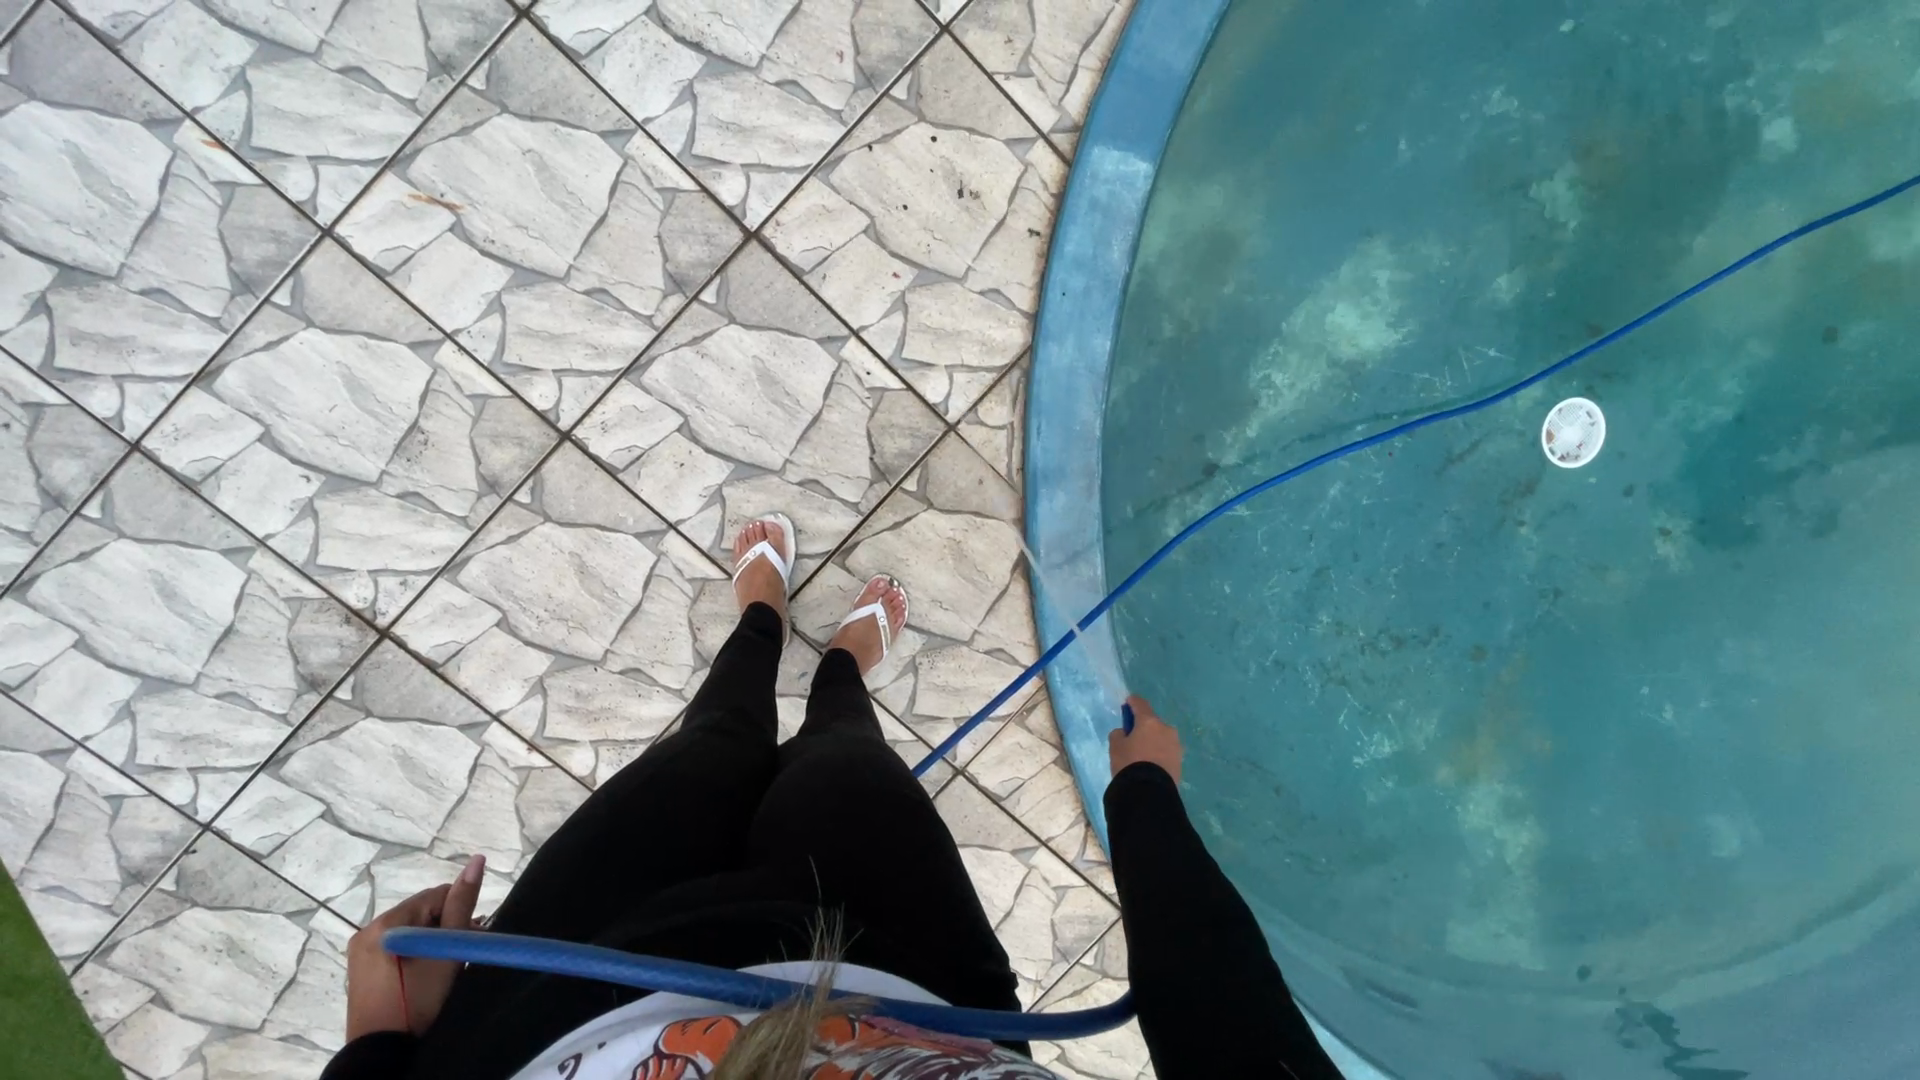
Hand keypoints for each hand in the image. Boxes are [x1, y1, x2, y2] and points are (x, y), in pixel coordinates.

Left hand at [346, 854, 485, 1038]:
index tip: (469, 936)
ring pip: (413, 928)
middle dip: (447, 924)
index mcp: (387, 923)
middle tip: (463, 950)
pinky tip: (429, 969)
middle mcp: (368, 931)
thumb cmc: (419, 998)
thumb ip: (461, 904)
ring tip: (449, 962)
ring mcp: (361, 951)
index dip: (458, 911)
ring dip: (436, 938)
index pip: (436, 895)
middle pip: (423, 911)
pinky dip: (419, 950)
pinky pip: (399, 944)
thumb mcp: (448, 950)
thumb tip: (477, 860)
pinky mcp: (362, 968)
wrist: (382, 1052)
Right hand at [1109, 695, 1182, 783]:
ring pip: (1161, 737)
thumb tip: (1125, 733)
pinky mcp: (1180, 761)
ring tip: (1142, 755)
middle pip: (1152, 722)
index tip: (1127, 704)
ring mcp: (1176, 746)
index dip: (1132, 702)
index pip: (1140, 704)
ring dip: (1153, 741)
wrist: (1149, 792)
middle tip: (1132, 737)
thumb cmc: (1129, 763)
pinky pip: (1166, 751)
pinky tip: (1151, 764)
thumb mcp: (1115, 746)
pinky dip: (1158, 753)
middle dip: (1143, 726)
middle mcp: (1166, 729)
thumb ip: (1119, 734)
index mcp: (1150, 722)